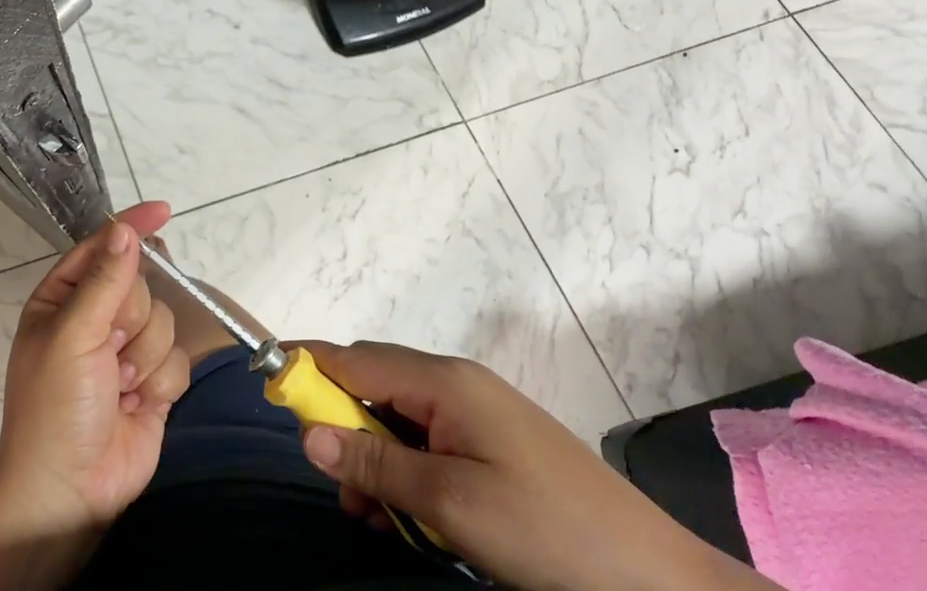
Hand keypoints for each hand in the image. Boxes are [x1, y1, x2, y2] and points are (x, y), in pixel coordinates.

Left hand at [0, 203, 191, 532]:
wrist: (70, 489)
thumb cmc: (54, 406)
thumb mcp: (72, 336)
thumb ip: (104, 282)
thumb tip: (125, 229)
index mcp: (63, 299)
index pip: (102, 249)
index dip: (131, 228)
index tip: (163, 211)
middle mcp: (95, 319)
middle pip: (142, 287)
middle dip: (131, 321)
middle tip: (107, 351)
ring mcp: (126, 352)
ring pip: (165, 323)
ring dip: (144, 358)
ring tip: (117, 387)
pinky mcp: (154, 383)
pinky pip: (178, 361)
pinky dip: (160, 384)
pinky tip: (137, 405)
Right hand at [292, 341, 778, 590]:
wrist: (660, 582)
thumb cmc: (547, 531)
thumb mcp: (449, 502)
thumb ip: (373, 461)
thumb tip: (307, 432)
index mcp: (445, 382)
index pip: (352, 358)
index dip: (306, 370)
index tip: (267, 388)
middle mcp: (457, 386)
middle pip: (372, 385)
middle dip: (341, 427)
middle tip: (334, 479)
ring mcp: (480, 415)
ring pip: (397, 420)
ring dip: (372, 459)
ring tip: (371, 514)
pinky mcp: (495, 447)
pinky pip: (428, 444)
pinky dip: (405, 472)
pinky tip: (406, 517)